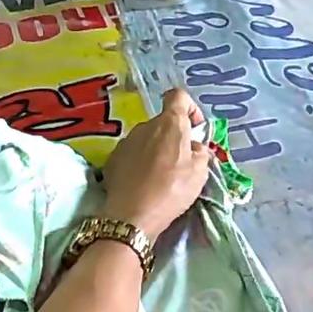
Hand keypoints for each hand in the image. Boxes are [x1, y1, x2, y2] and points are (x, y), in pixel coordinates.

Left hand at [98, 89, 211, 238]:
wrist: (131, 215)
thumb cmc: (171, 190)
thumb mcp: (199, 173)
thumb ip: (200, 152)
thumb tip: (194, 146)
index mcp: (169, 123)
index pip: (178, 96)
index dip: (189, 107)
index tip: (194, 128)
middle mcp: (144, 126)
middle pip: (162, 122)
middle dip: (173, 137)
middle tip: (180, 162)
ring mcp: (125, 141)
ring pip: (146, 139)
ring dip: (155, 150)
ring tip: (160, 176)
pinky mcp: (112, 159)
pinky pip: (131, 154)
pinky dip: (139, 162)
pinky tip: (142, 182)